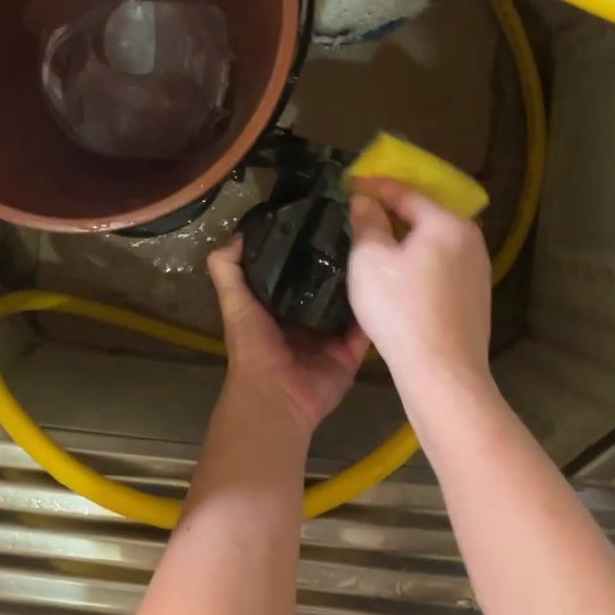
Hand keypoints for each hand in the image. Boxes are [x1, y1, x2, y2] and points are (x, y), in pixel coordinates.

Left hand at [206, 238, 370, 431]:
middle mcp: (305, 320)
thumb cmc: (252, 346)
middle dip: (337, 264)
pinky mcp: (350, 353)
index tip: (321, 219)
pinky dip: (376, 312)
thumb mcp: (234, 301)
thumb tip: (240, 233)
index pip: (294, 272)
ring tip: (376, 251)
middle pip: (325, 287)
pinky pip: (366, 329)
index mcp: (277, 308)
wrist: (275, 394)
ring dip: (360, 284)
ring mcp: (330, 337)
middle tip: (357, 232)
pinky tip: (387, 284)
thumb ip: (228, 270)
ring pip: (349, 305)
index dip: (303, 250)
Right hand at [347, 178, 494, 391]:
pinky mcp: (474, 297)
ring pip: (431, 243)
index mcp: (448, 223)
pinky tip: (397, 280)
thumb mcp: (369, 259)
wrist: (441, 371)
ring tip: (373, 247)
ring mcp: (477, 270)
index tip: (345, 186)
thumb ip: (367, 222)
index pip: (404, 192)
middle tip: (356, 217)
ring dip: (403, 241)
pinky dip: (416, 264)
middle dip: (389, 214)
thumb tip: (366, 200)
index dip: (372, 186)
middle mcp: (470, 240)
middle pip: (422, 216)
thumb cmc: (400, 309)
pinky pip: (439, 267)